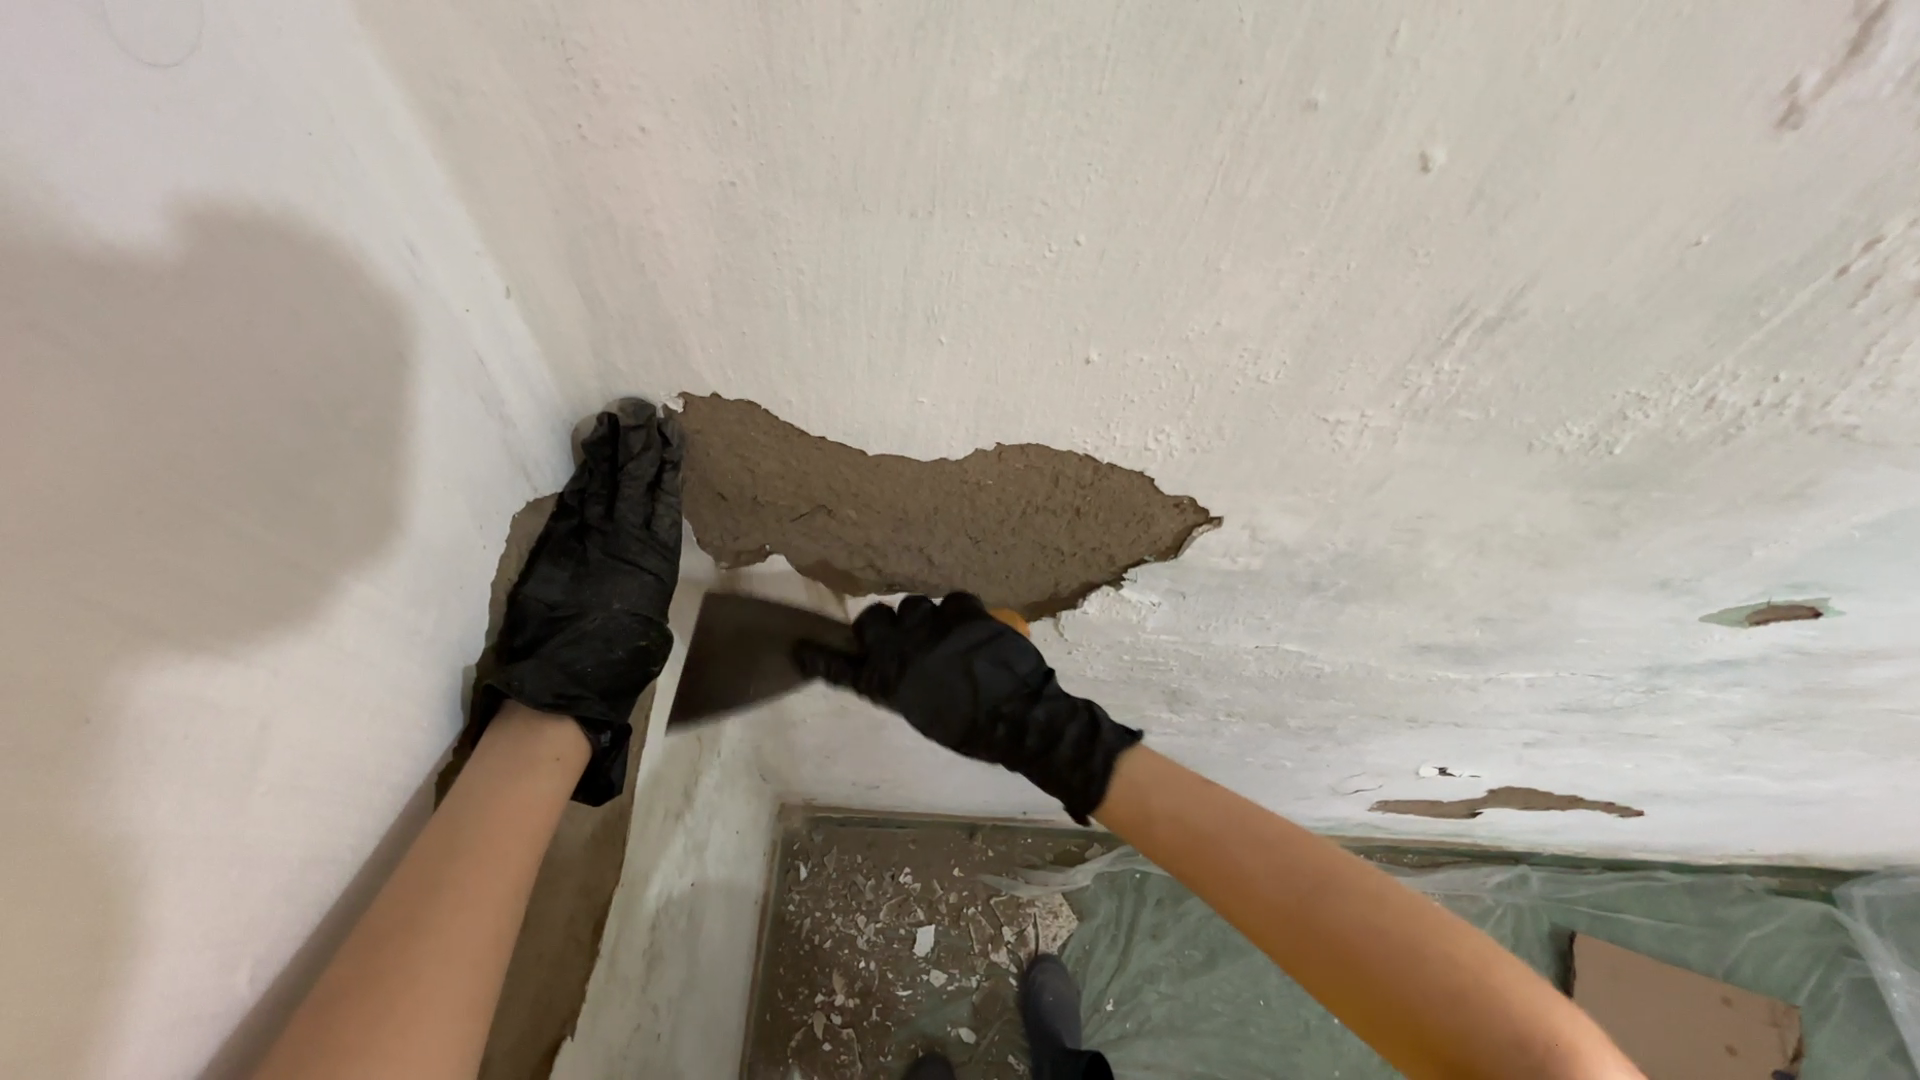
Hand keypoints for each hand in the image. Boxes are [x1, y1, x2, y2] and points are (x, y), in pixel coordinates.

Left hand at [471, 398, 682, 805]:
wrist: (570, 678)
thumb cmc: (621, 660)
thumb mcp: (652, 619)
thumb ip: (648, 581)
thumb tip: (644, 564)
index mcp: (656, 558)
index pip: (664, 495)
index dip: (668, 461)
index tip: (671, 431)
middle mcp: (627, 539)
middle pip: (635, 479)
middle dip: (640, 442)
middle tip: (643, 408)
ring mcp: (590, 536)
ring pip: (604, 481)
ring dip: (610, 448)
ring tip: (616, 417)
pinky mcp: (557, 542)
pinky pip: (575, 497)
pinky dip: (583, 471)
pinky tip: (588, 450)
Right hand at [794, 593, 1140, 822]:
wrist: (1018, 719)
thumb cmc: (970, 730)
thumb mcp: (922, 713)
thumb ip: (901, 686)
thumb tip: (896, 668)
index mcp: (886, 684)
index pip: (841, 669)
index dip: (819, 658)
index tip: (799, 648)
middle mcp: (900, 652)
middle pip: (871, 619)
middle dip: (883, 625)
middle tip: (903, 636)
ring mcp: (931, 628)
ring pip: (912, 604)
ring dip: (924, 618)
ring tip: (945, 634)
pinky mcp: (963, 613)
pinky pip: (952, 600)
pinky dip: (960, 613)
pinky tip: (973, 628)